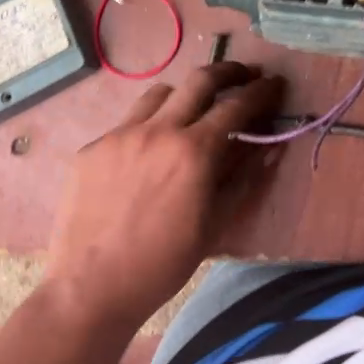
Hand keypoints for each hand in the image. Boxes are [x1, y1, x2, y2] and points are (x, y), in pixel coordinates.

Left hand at [40, 62, 284, 331]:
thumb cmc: (162, 263)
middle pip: (200, 79)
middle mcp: (158, 131)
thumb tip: (268, 148)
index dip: (262, 91)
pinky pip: (127, 122)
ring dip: (185, 94)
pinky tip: (148, 151)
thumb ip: (243, 178)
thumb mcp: (215, 223)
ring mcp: (120, 136)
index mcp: (193, 151)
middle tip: (244, 74)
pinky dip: (148, 126)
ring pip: (160, 93)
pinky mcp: (91, 149)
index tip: (275, 83)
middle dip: (229, 71)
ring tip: (193, 108)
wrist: (88, 292)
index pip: (237, 105)